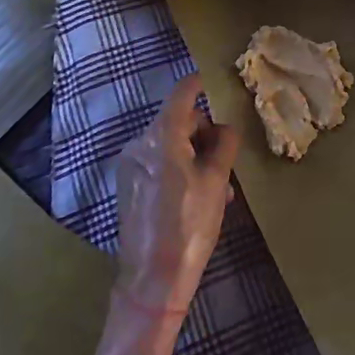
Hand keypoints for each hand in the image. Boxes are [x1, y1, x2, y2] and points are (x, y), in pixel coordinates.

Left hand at [111, 74, 240, 316]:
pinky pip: (157, 163)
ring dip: (194, 156)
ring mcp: (130, 165)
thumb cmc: (190, 224)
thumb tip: (224, 128)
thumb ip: (224, 144)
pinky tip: (196, 197)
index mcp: (161, 137)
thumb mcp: (216, 181)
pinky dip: (177, 169)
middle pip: (176, 121)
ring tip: (217, 189)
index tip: (212, 79)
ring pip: (169, 145)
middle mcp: (139, 144)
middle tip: (226, 162)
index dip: (198, 83)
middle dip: (204, 134)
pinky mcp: (127, 185)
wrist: (153, 276)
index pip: (181, 94)